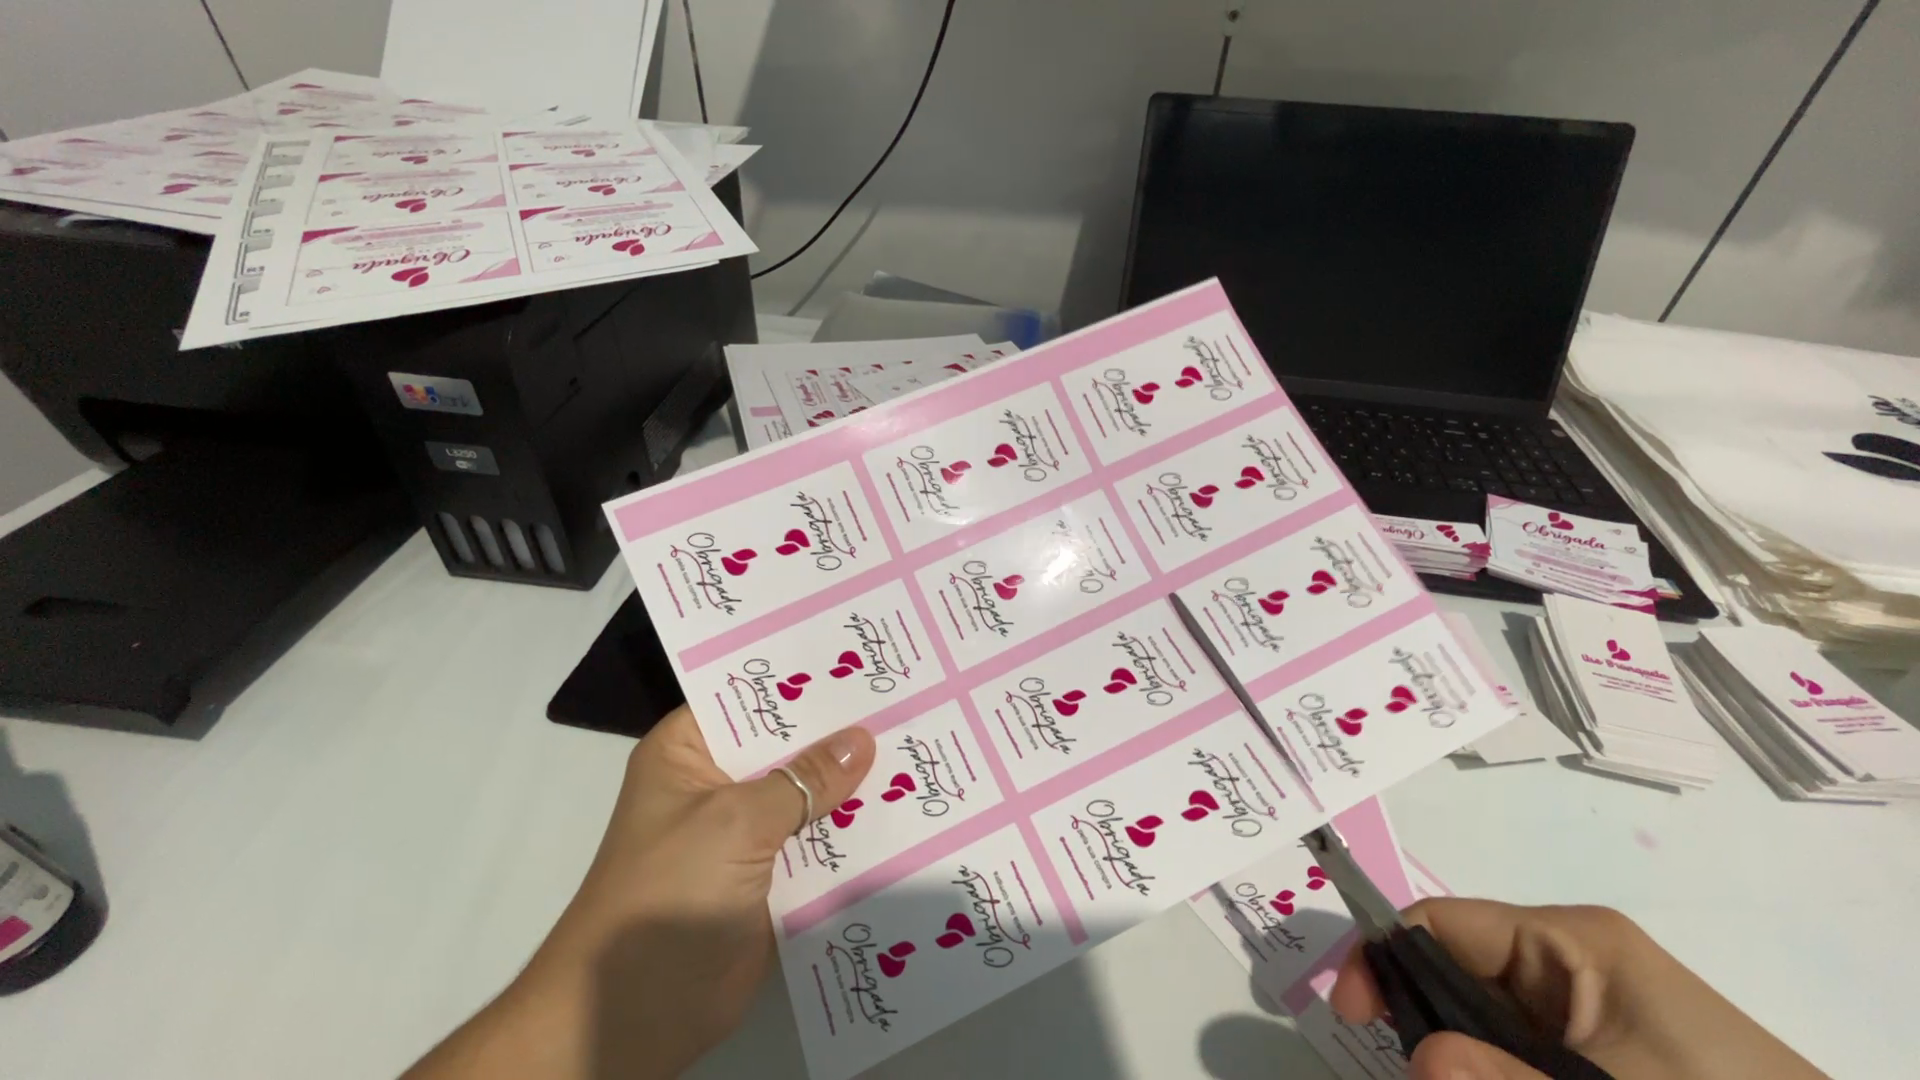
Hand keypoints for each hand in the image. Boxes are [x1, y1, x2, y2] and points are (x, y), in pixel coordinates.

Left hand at [404, 706, 875, 1079]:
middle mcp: (717, 784)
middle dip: (838, 732)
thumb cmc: (670, 892)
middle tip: (907, 697)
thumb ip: (802, 780)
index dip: (799, 679)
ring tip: (920, 744)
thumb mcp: (736, 821)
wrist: (637, 1010)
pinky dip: (853, 832)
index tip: (857, 657)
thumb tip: (863, 739)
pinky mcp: (770, 878)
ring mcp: (745, 834)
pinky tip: (907, 810)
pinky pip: (818, 842)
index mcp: (688, 753)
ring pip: (807, 795)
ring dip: (852, 783)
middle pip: (786, 747)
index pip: (748, 698)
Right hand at [1329, 898, 1828, 1079]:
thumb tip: (1412, 1055)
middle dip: (1420, 1020)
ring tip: (1448, 1074)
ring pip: (1482, 1015)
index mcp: (1569, 938)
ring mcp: (1586, 1000)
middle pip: (1454, 970)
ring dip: (1458, 1053)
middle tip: (1409, 1070)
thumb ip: (1506, 1076)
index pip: (1439, 922)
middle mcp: (1569, 955)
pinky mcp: (1600, 1041)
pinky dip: (1495, 1065)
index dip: (1383, 959)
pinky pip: (1519, 1043)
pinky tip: (1485, 1076)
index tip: (1350, 1015)